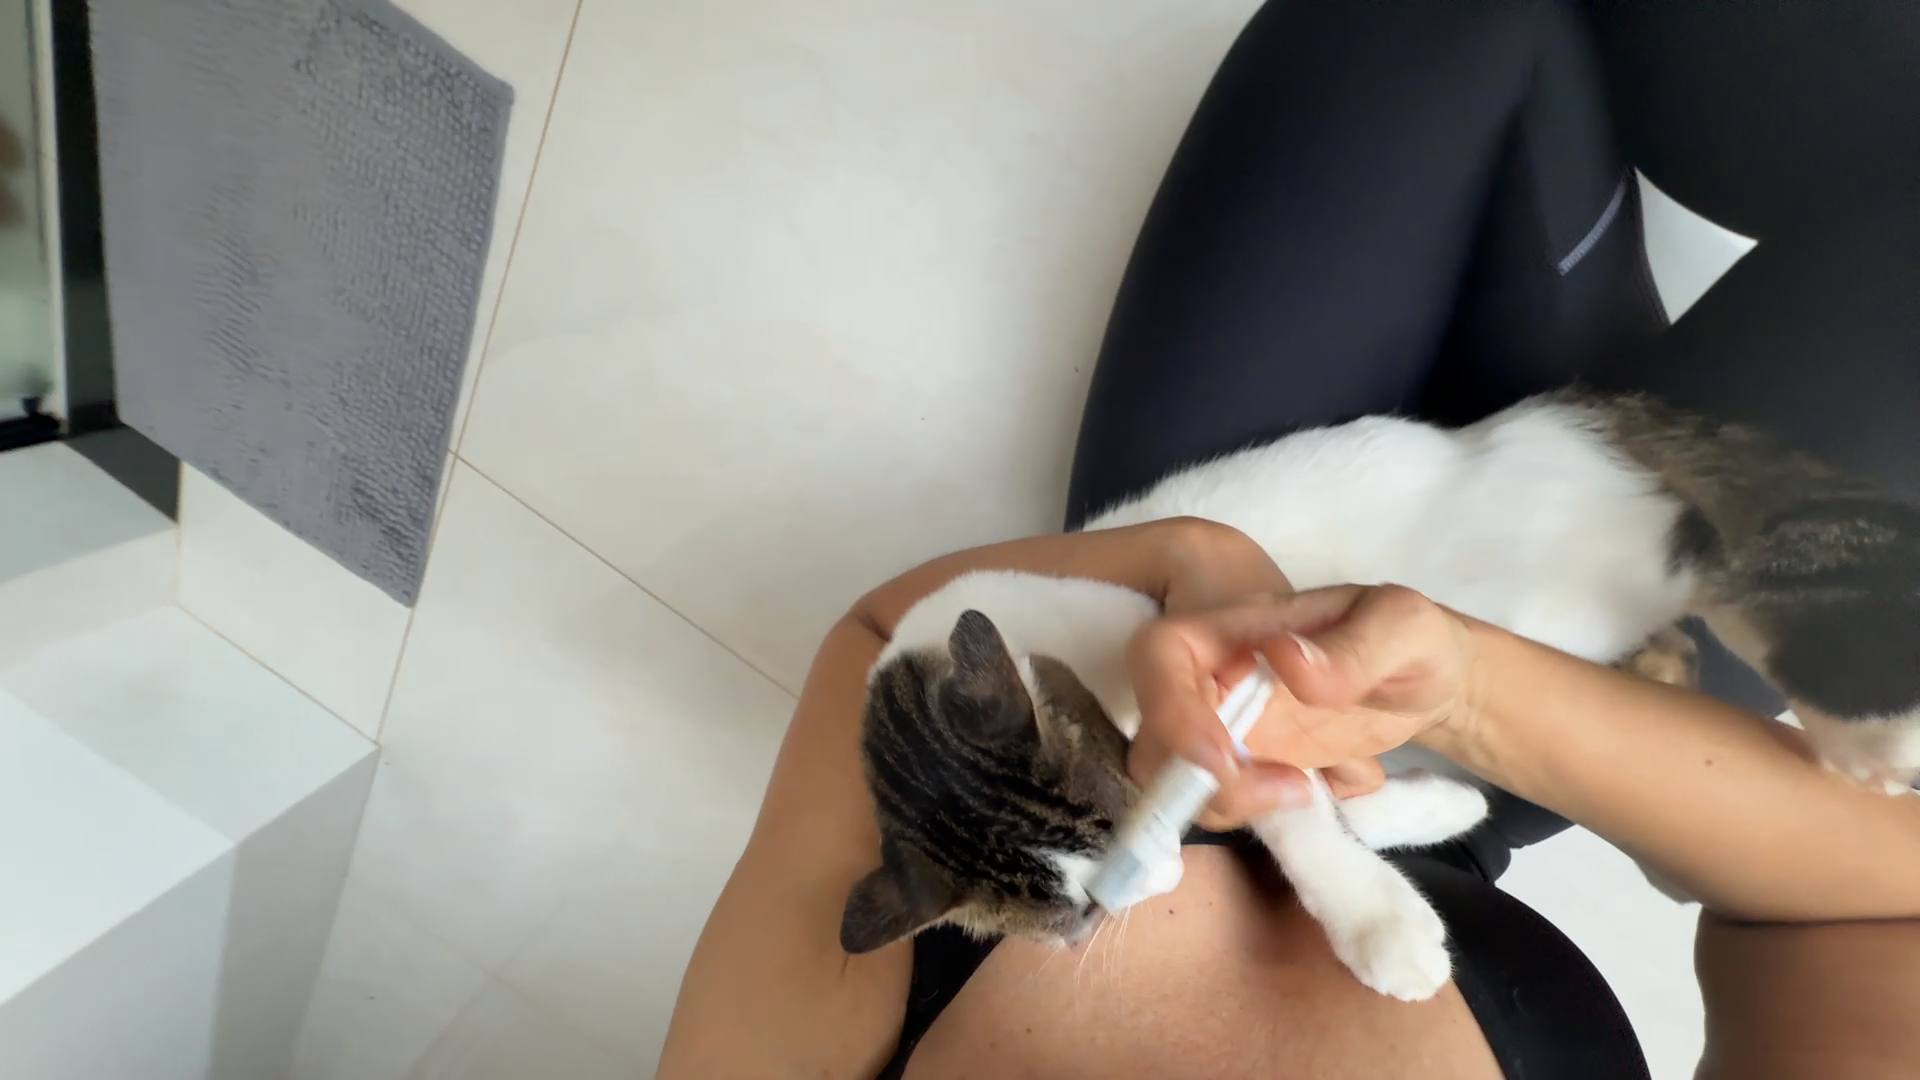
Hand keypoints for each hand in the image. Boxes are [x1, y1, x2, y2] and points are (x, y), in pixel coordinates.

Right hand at [1126, 584, 1477, 828]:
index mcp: (1230, 630)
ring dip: (1227, 804)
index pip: (1160, 656)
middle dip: (1197, 779)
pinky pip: (1221, 804)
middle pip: (1156, 735)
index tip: (1223, 757)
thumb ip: (1353, 647)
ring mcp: (1223, 730)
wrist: (1430, 684)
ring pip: (1177, 780)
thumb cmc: (1411, 641)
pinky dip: (1256, 818)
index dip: (1170, 709)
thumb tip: (1287, 661)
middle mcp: (1210, 681)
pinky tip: (1317, 799)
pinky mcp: (1246, 770)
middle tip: (1288, 789)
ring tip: (1308, 793)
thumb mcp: (1403, 628)